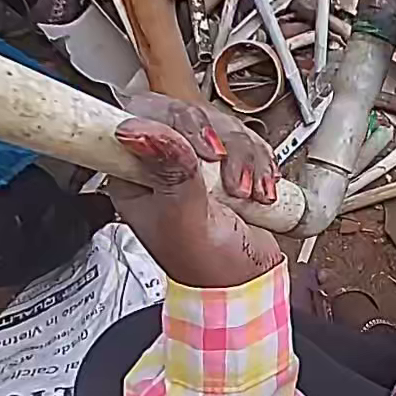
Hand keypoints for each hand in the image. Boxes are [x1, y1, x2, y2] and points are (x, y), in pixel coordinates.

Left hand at [105, 94, 283, 288]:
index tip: (202, 148)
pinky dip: (260, 163)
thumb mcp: (182, 215)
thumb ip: (168, 167)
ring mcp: (195, 161)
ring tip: (244, 193)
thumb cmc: (204, 262)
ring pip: (223, 125)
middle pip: (189, 114)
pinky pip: (247, 140)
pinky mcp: (226, 163)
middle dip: (219, 144)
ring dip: (245, 158)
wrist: (245, 280)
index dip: (174, 121)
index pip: (141, 116)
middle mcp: (162, 163)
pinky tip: (258, 189)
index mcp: (135, 174)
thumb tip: (135, 128)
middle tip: (227, 176)